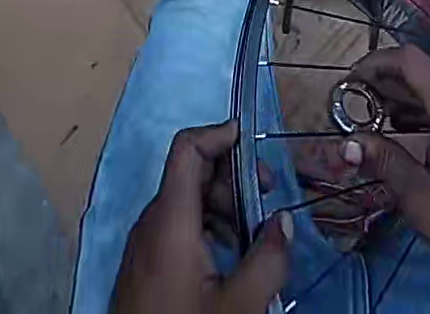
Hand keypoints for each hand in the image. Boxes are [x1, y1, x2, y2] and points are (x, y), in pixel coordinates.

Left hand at [111, 120, 291, 313]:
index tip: (252, 140)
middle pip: (191, 172)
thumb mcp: (239, 307)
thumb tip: (283, 221)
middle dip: (232, 174)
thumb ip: (267, 260)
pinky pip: (178, 224)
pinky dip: (208, 225)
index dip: (219, 133)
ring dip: (223, 203)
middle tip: (268, 193)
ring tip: (255, 231)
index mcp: (171, 217)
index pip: (188, 147)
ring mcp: (145, 241)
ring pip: (187, 200)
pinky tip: (232, 254)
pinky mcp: (146, 262)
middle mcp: (153, 219)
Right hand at [340, 47, 429, 313]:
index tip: (351, 84)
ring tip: (382, 124)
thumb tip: (349, 143)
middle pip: (423, 73)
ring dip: (409, 100)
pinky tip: (416, 139)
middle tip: (360, 108)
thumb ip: (385, 163)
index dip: (374, 63)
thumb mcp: (424, 203)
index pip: (407, 59)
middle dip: (388, 85)